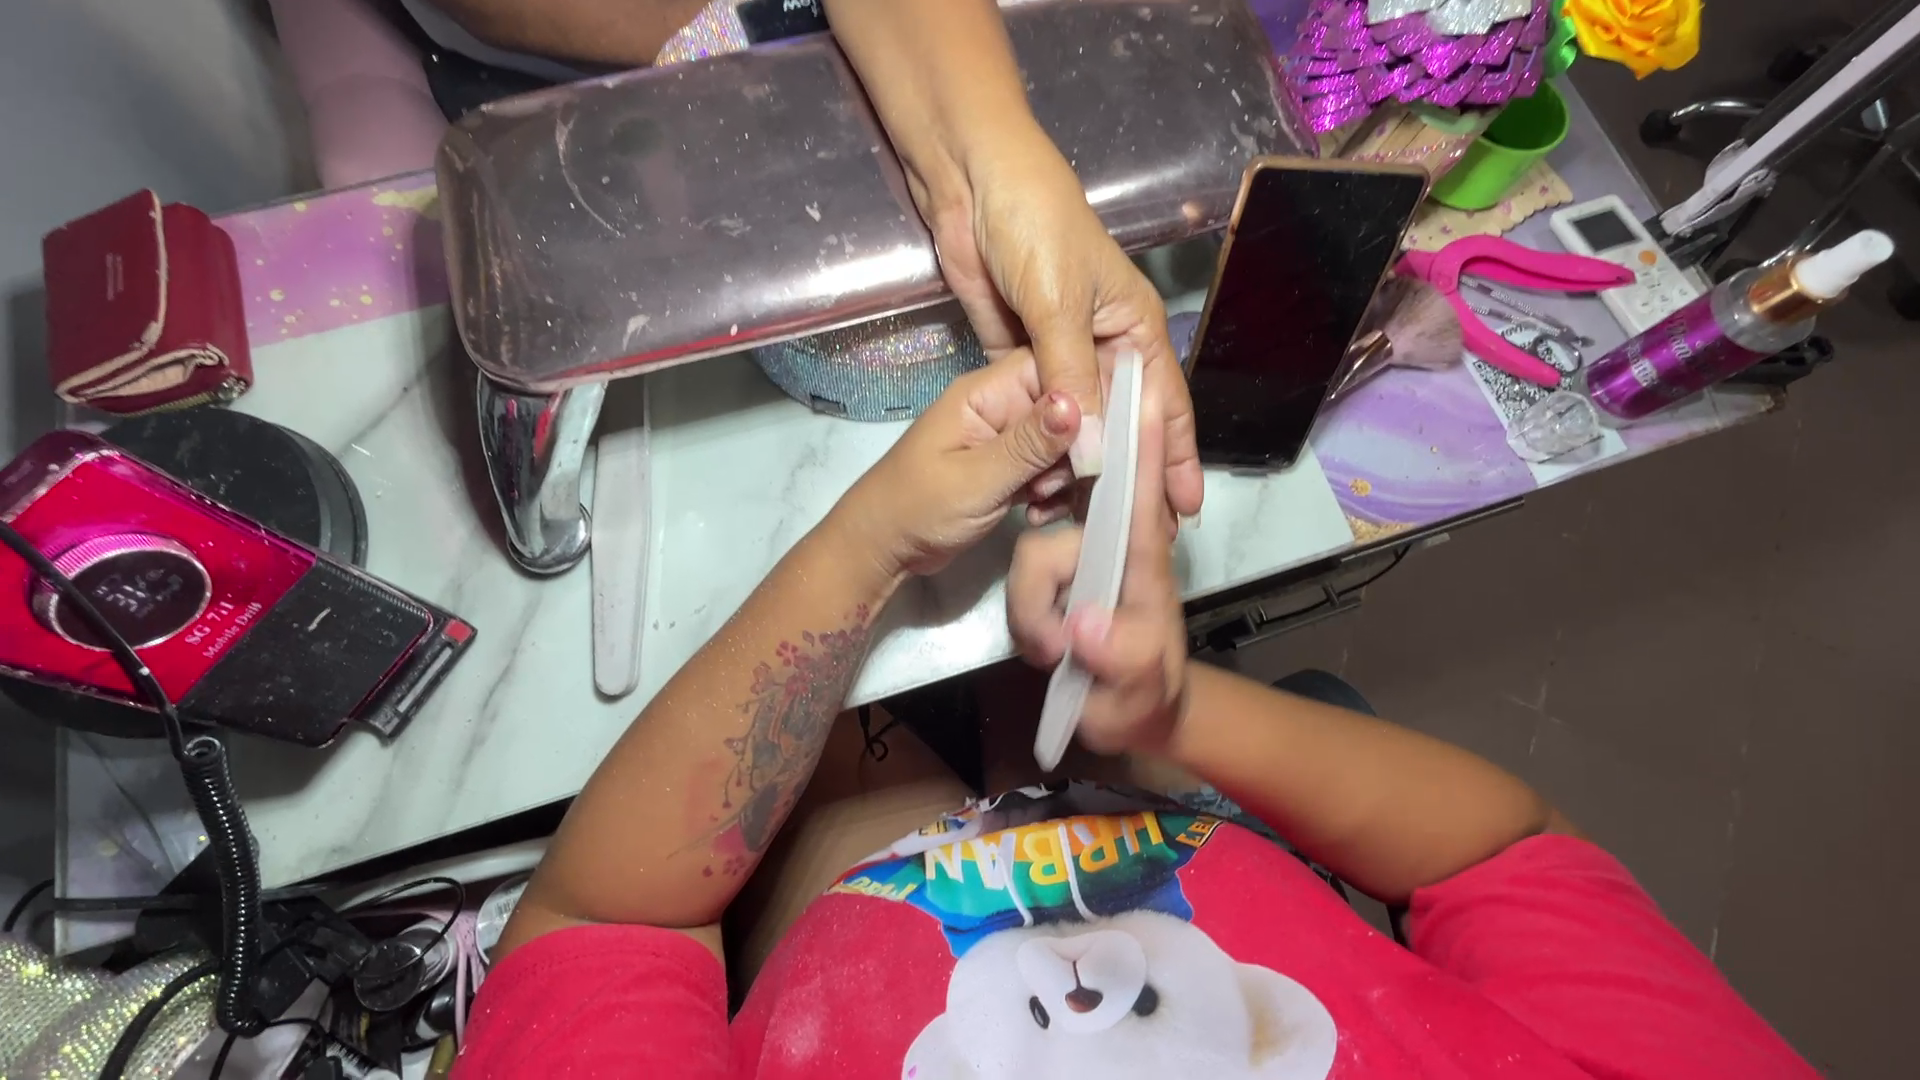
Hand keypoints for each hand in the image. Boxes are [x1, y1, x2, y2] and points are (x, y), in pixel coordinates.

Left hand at [835, 350, 1080, 578]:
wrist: (882, 547)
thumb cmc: (917, 509)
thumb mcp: (975, 479)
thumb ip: (1028, 444)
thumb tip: (1077, 401)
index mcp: (986, 393)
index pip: (1052, 367)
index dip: (1085, 396)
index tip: (1101, 439)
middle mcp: (1000, 407)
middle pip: (1065, 407)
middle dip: (1075, 447)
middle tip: (1057, 484)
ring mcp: (1005, 440)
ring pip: (1061, 443)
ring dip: (1064, 476)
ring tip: (1041, 502)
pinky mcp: (1009, 469)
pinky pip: (1048, 469)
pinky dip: (1052, 492)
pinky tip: (1038, 513)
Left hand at [918, 124, 1202, 522]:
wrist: (971, 188)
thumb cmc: (1033, 232)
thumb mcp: (1059, 307)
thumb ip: (1075, 380)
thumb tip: (1098, 454)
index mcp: (1132, 329)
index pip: (1163, 403)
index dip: (1174, 456)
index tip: (1182, 506)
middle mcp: (1102, 350)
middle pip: (1122, 424)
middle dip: (1129, 474)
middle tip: (1135, 530)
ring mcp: (1061, 361)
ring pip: (1080, 427)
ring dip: (1082, 469)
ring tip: (1084, 519)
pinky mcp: (1023, 365)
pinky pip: (1041, 418)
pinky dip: (1044, 451)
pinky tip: (1042, 488)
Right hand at [1006, 400, 1188, 756]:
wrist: (1131, 713)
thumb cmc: (1147, 698)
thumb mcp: (1143, 693)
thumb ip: (1124, 661)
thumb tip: (1085, 624)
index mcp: (1142, 568)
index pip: (1141, 503)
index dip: (1142, 450)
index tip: (1143, 396)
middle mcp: (1106, 555)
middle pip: (1053, 538)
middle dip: (1039, 594)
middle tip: (1052, 648)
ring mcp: (1074, 568)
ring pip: (1029, 564)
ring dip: (1033, 618)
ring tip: (1055, 658)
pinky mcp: (1051, 586)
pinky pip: (1021, 585)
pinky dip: (1027, 621)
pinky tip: (1047, 649)